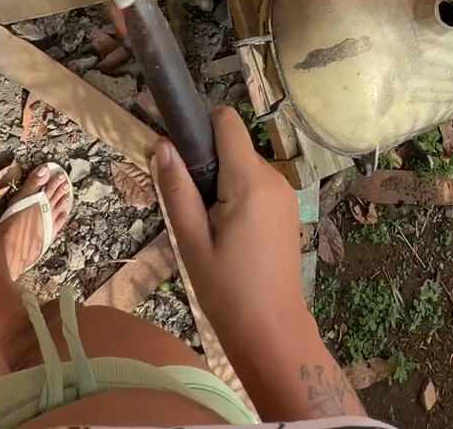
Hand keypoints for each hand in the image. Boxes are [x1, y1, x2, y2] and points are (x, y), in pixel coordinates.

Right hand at [157, 108, 312, 347]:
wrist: (272, 331)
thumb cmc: (226, 290)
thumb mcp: (191, 241)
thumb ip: (177, 189)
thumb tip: (164, 145)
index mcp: (250, 180)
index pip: (228, 122)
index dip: (202, 126)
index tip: (181, 154)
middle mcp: (274, 177)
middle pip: (234, 147)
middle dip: (209, 165)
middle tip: (191, 210)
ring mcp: (285, 193)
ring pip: (244, 167)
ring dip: (223, 183)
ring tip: (209, 229)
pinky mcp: (288, 208)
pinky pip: (258, 185)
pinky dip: (239, 196)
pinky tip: (229, 234)